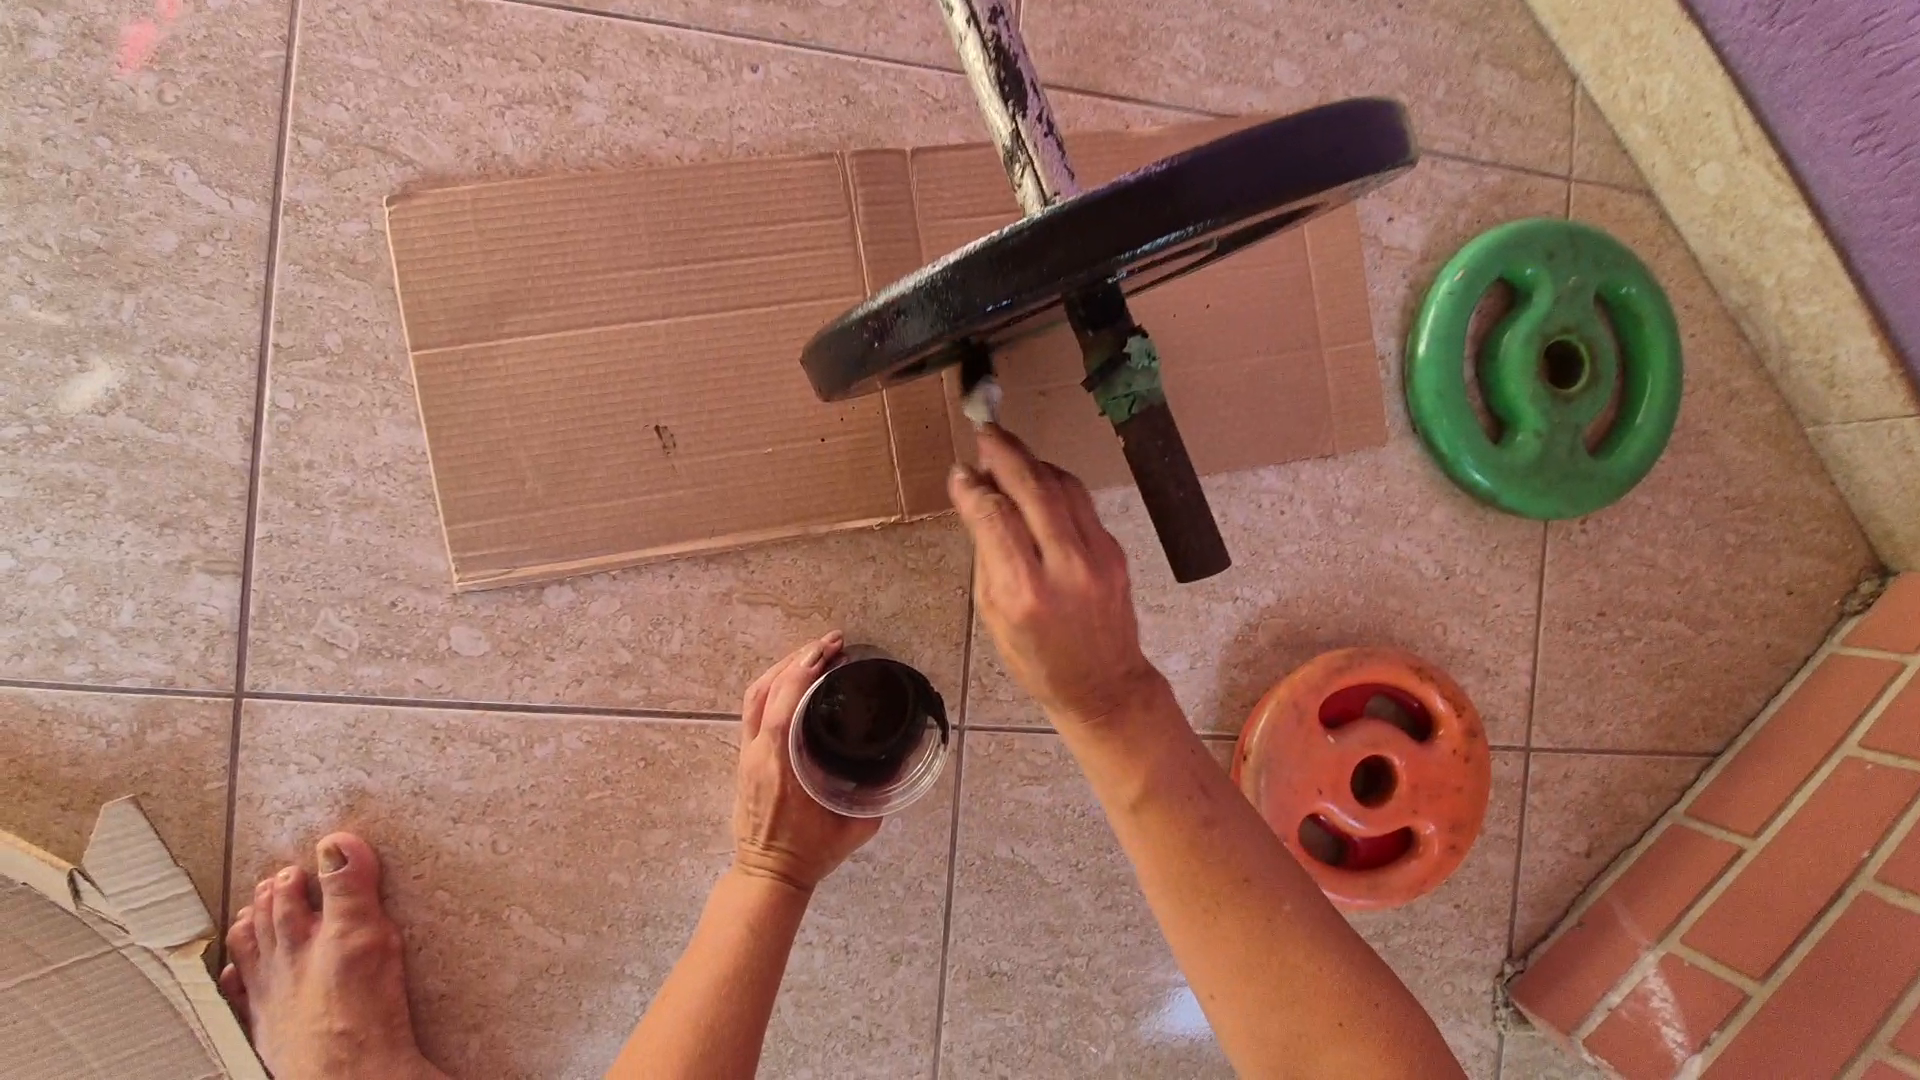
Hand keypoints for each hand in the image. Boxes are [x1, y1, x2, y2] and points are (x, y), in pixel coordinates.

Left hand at [732, 632, 882, 891]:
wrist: (768, 875)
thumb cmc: (811, 853)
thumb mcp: (855, 826)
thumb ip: (879, 793)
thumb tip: (902, 760)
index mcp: (780, 763)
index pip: (785, 701)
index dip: (805, 668)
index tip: (832, 650)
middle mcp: (758, 751)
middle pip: (767, 688)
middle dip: (798, 658)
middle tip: (831, 643)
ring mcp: (748, 753)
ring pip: (756, 694)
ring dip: (783, 667)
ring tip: (813, 652)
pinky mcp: (745, 756)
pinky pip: (753, 709)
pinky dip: (772, 684)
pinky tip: (793, 676)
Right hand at [947, 425, 1165, 727]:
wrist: (1103, 684)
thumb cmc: (1036, 659)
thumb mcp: (993, 616)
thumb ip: (988, 556)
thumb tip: (978, 504)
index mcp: (1024, 592)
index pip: (995, 518)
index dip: (973, 487)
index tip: (959, 471)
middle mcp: (1064, 567)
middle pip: (1033, 489)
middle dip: (1005, 453)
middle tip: (985, 432)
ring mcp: (1097, 555)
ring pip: (1062, 487)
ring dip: (1032, 461)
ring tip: (1006, 448)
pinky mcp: (1115, 550)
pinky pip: (1081, 502)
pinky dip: (1055, 482)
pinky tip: (1037, 478)